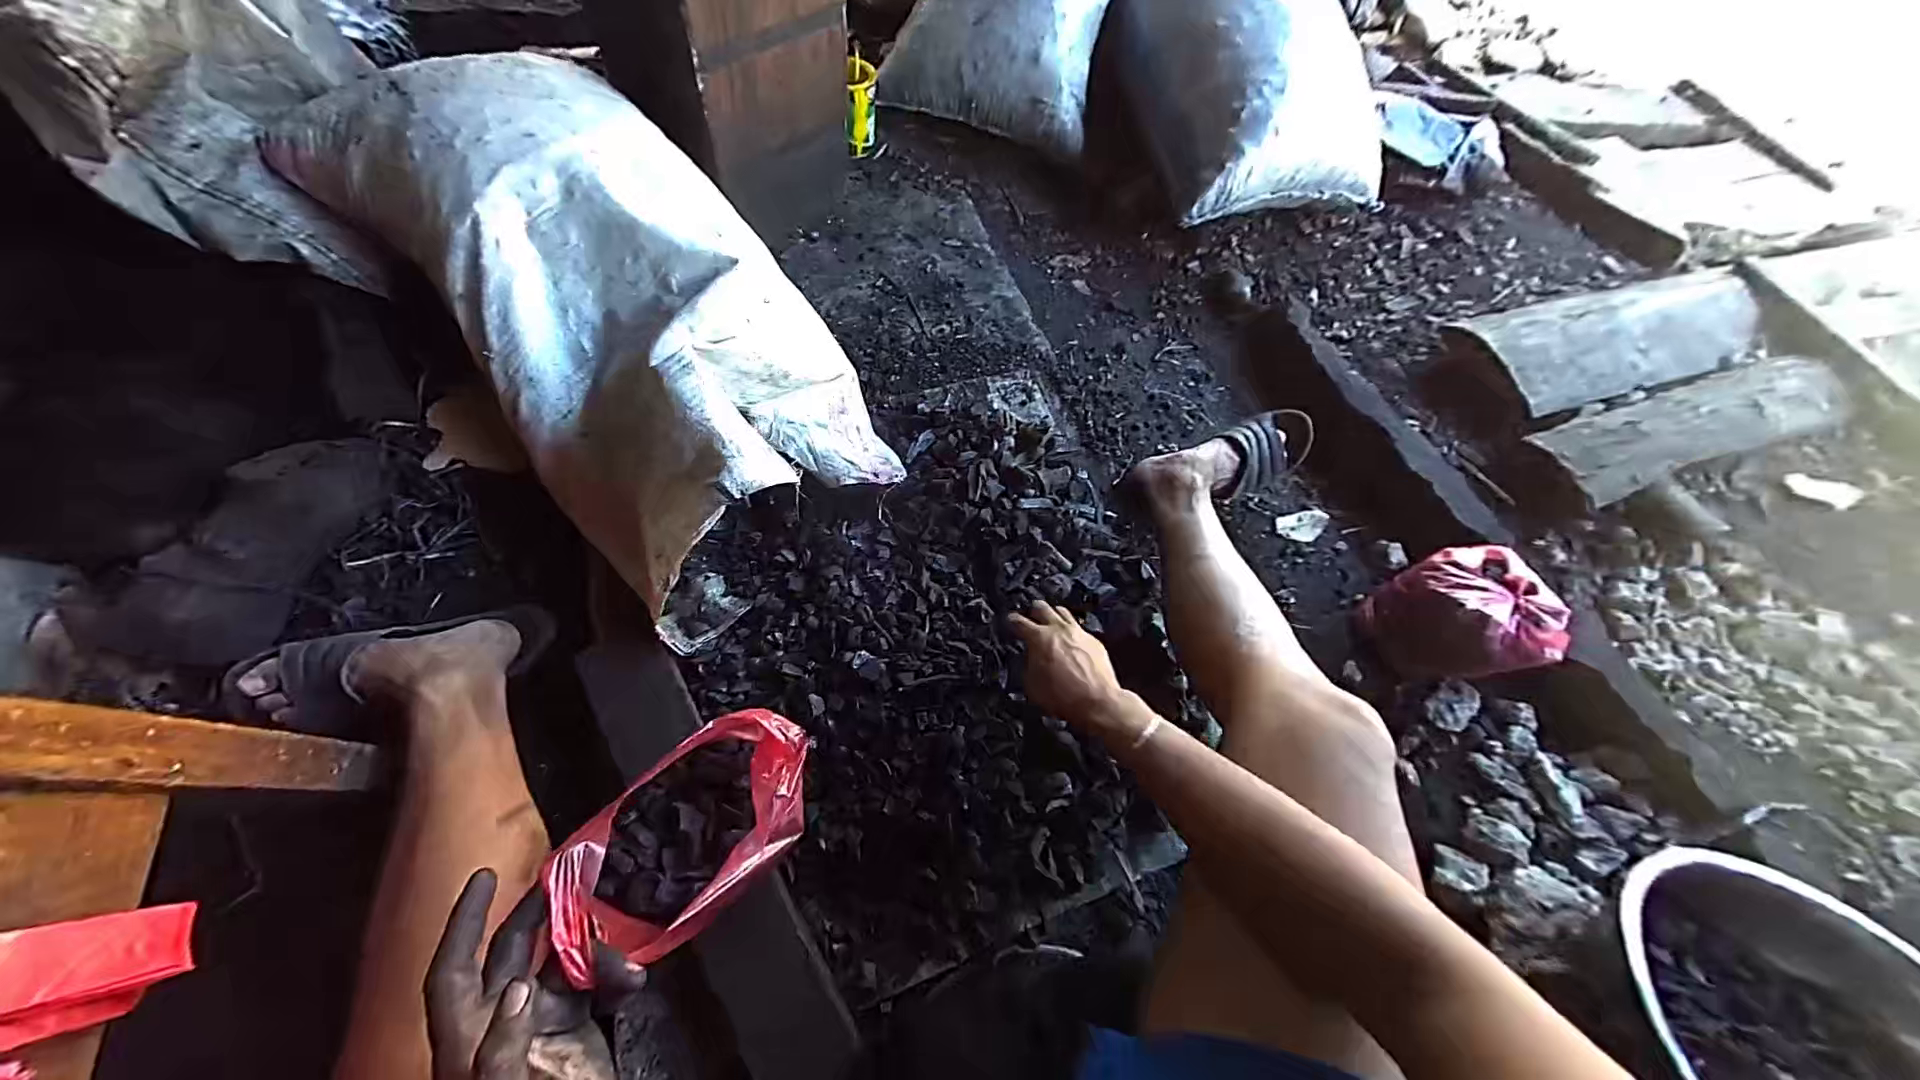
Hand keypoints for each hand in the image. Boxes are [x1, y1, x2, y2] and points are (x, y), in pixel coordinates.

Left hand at [427, 870, 646, 1079]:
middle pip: (508, 952)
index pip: (450, 972)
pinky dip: (614, 975)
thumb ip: (501, 1052)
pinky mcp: (572, 1026)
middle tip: (565, 878)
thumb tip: (518, 989)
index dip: (462, 923)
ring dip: (593, 951)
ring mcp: (537, 1023)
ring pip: (559, 962)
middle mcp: (498, 1022)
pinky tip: (633, 982)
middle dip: (536, 914)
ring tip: (622, 963)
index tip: (485, 875)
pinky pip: (591, 983)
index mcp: (467, 1039)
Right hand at [1007, 602, 1124, 725]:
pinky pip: (1079, 627)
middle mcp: (1059, 630)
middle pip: (1041, 607)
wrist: (1096, 702)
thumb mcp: (1031, 684)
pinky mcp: (1093, 640)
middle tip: (1029, 615)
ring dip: (1053, 615)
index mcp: (1038, 638)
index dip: (1011, 620)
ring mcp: (1078, 632)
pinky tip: (1069, 638)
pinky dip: (1070, 630)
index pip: (1018, 621)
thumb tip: (1030, 660)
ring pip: (1062, 612)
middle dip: (1032, 610)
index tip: (1010, 621)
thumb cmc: (1065, 696)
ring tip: (1050, 620)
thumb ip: (1028, 665)